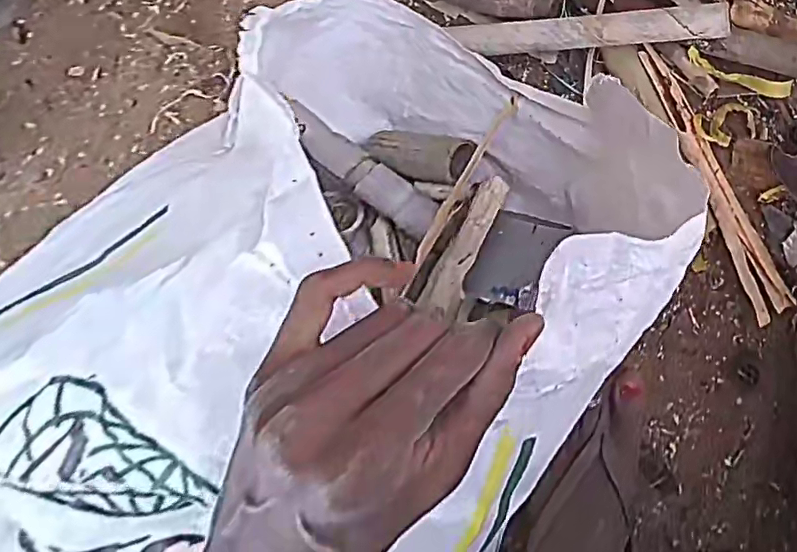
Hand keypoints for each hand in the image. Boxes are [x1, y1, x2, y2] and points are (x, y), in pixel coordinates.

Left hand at [207, 260, 544, 551]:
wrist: (277, 543)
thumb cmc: (362, 515)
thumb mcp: (441, 473)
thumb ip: (489, 393)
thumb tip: (525, 327)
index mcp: (368, 457)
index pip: (452, 359)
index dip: (483, 343)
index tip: (492, 340)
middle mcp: (321, 420)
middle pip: (422, 330)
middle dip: (451, 338)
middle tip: (453, 361)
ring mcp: (290, 389)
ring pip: (387, 314)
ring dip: (415, 326)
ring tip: (414, 359)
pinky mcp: (271, 366)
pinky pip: (319, 291)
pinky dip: (363, 272)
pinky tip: (395, 277)